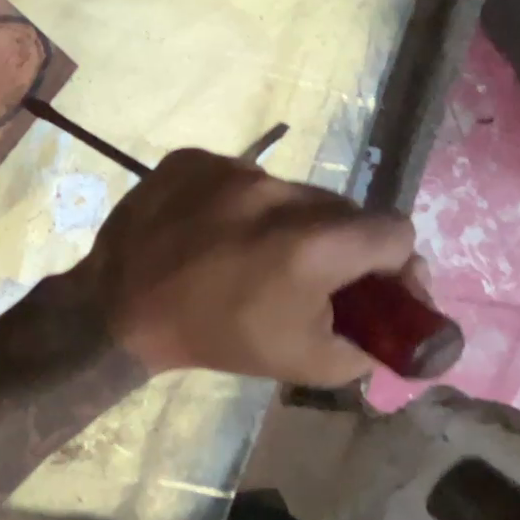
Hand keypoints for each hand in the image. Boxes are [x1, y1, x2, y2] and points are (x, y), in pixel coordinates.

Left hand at [58, 147, 423, 386]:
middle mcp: (273, 192)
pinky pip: (234, 176)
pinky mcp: (186, 160)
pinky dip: (234, 201)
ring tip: (250, 252)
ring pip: (284, 190)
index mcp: (313, 241)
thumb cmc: (213, 337)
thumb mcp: (309, 360)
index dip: (393, 263)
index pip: (393, 230)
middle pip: (338, 208)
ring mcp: (225, 169)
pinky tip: (212, 230)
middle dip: (337, 242)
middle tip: (310, 273)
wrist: (118, 309)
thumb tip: (402, 323)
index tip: (372, 285)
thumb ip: (373, 343)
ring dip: (283, 219)